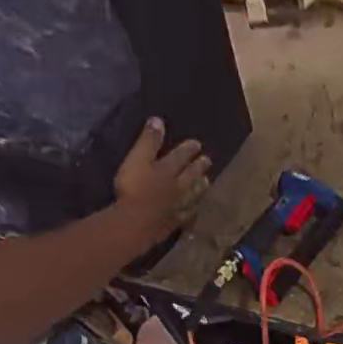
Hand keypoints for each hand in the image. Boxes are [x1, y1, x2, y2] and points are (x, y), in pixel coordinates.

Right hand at [113, 117, 211, 243]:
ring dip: (201, 187)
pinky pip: (190, 213)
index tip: (197, 144)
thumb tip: (158, 120)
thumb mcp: (137, 159)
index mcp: (168, 170)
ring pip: (195, 194)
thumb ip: (148, 141)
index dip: (188, 149)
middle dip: (199, 167)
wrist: (138, 222)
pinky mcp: (177, 221)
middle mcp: (179, 187)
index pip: (180, 157)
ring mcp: (180, 206)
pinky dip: (195, 208)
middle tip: (208, 161)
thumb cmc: (134, 188)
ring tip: (208, 182)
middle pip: (192, 175)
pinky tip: (197, 208)